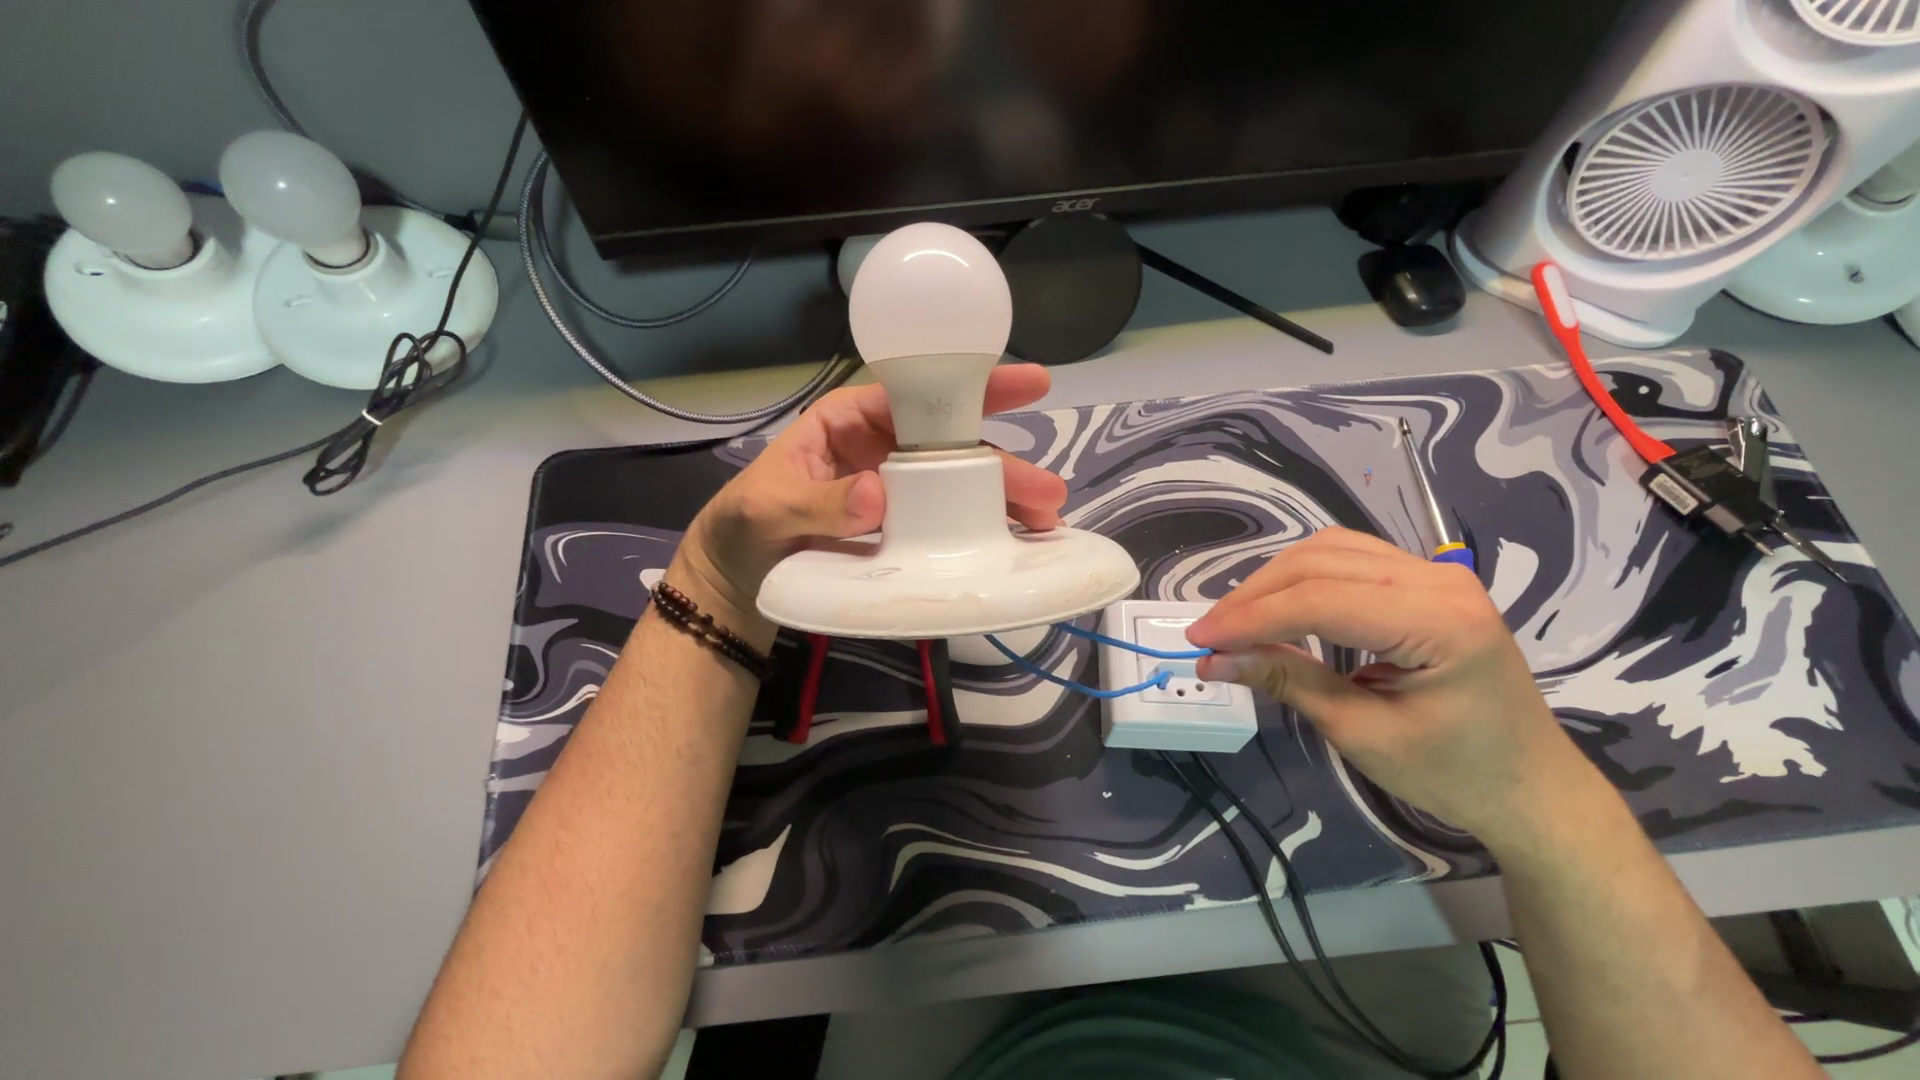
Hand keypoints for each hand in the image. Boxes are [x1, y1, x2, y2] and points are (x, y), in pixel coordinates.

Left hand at [675, 364, 1068, 643]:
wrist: (735, 580)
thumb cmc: (742, 527)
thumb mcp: (768, 509)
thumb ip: (817, 502)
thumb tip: (879, 494)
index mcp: (849, 421)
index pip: (916, 394)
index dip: (972, 386)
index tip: (1027, 383)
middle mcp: (881, 448)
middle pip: (950, 446)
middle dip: (1001, 464)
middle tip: (1049, 492)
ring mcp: (894, 491)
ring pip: (956, 485)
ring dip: (1002, 501)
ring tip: (1044, 524)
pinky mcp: (899, 529)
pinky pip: (945, 521)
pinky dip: (979, 529)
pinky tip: (1012, 542)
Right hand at [1186, 527, 1595, 849]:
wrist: (1532, 789)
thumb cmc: (1453, 773)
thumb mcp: (1360, 732)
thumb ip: (1288, 681)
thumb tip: (1214, 658)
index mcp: (1438, 621)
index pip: (1319, 599)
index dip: (1250, 618)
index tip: (1198, 642)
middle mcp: (1441, 579)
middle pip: (1320, 562)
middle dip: (1255, 596)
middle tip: (1209, 635)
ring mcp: (1439, 574)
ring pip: (1330, 550)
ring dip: (1275, 581)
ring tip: (1236, 621)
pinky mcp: (1430, 582)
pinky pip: (1352, 559)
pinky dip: (1304, 578)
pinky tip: (1279, 605)